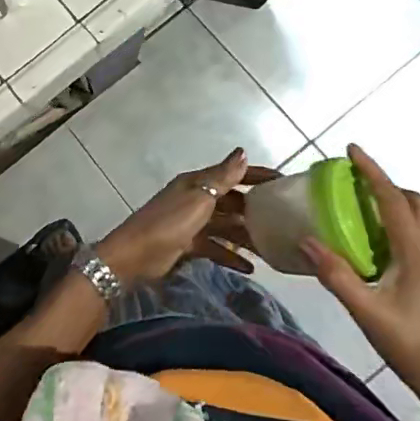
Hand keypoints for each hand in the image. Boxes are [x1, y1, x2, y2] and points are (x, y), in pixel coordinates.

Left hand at [97, 148, 277, 284]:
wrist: (133, 256)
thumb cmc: (168, 223)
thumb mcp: (199, 198)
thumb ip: (223, 178)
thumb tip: (243, 152)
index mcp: (198, 182)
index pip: (233, 173)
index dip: (258, 175)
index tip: (286, 182)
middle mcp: (196, 198)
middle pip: (232, 202)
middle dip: (256, 211)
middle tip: (284, 222)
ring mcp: (192, 223)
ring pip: (226, 226)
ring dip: (246, 236)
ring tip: (271, 248)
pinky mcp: (188, 245)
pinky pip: (215, 248)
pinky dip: (230, 256)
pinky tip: (249, 268)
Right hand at [305, 144, 419, 398]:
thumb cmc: (413, 346)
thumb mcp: (368, 311)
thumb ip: (336, 275)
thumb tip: (306, 240)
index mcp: (418, 251)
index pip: (393, 199)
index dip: (372, 171)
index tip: (352, 150)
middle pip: (412, 202)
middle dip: (384, 185)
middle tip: (352, 184)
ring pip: (417, 220)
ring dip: (390, 205)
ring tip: (356, 211)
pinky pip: (416, 237)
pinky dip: (394, 226)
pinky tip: (373, 247)